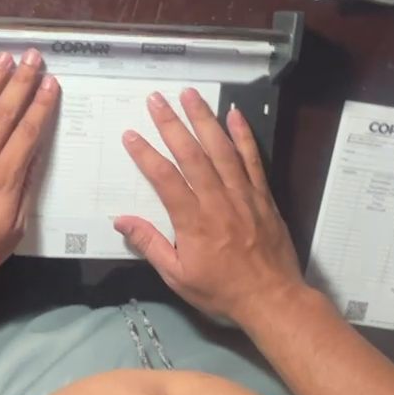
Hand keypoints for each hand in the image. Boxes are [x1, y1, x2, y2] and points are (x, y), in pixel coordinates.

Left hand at [0, 49, 59, 287]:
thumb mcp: (15, 226)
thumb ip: (24, 189)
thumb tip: (33, 156)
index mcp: (4, 178)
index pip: (28, 133)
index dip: (41, 106)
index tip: (51, 84)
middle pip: (4, 113)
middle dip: (21, 82)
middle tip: (33, 57)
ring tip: (4, 58)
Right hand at [114, 89, 307, 323]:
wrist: (272, 299)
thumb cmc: (220, 290)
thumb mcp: (177, 275)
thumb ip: (150, 244)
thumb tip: (121, 221)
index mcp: (193, 221)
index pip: (165, 179)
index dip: (146, 155)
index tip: (131, 135)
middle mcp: (218, 201)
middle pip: (192, 154)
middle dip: (172, 124)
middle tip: (156, 100)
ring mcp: (243, 195)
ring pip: (221, 149)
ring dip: (204, 119)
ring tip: (189, 95)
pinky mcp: (262, 195)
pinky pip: (252, 160)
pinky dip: (243, 135)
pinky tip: (234, 115)